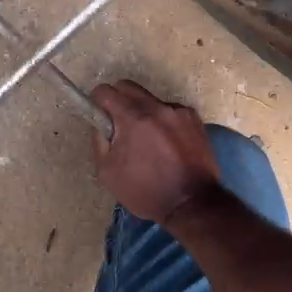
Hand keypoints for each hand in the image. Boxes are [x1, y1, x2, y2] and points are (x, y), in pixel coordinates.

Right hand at [89, 80, 220, 222]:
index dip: (97, 101)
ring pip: (151, 100)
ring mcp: (178, 111)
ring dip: (143, 113)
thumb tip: (100, 123)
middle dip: (118, 101)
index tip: (99, 114)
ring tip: (147, 141)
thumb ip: (100, 141)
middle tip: (119, 125)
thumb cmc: (146, 191)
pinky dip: (163, 122)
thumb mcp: (108, 172)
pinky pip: (170, 111)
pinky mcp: (194, 119)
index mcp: (134, 118)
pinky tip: (167, 145)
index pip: (106, 91)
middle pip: (128, 87)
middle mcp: (157, 107)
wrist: (193, 203)